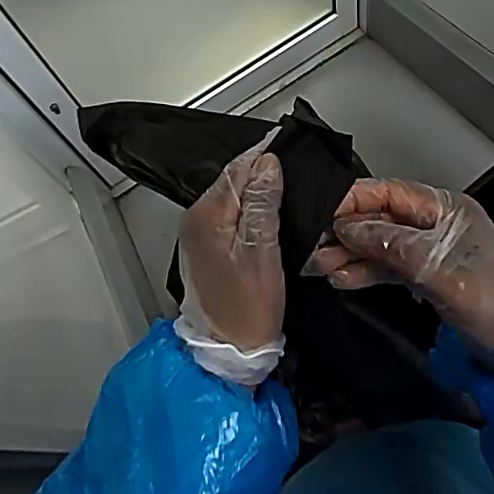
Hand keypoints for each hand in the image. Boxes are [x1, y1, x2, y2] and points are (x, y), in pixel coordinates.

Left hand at [178, 135, 284, 354]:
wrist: (227, 354)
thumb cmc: (247, 307)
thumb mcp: (262, 250)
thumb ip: (263, 202)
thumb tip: (268, 163)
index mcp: (208, 214)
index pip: (240, 167)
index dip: (267, 152)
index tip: (290, 139)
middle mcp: (197, 218)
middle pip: (235, 178)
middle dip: (263, 167)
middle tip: (296, 158)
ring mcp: (200, 233)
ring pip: (234, 194)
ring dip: (259, 186)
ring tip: (289, 179)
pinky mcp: (208, 247)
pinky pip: (233, 212)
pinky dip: (252, 205)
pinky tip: (272, 208)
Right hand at [308, 178, 493, 358]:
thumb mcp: (441, 271)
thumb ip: (393, 246)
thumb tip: (348, 227)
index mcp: (445, 208)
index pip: (390, 192)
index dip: (354, 199)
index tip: (320, 210)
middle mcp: (436, 222)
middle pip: (382, 217)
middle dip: (346, 230)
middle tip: (312, 246)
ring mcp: (432, 249)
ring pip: (382, 243)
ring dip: (351, 253)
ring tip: (319, 266)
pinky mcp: (429, 274)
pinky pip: (390, 266)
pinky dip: (366, 272)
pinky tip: (343, 278)